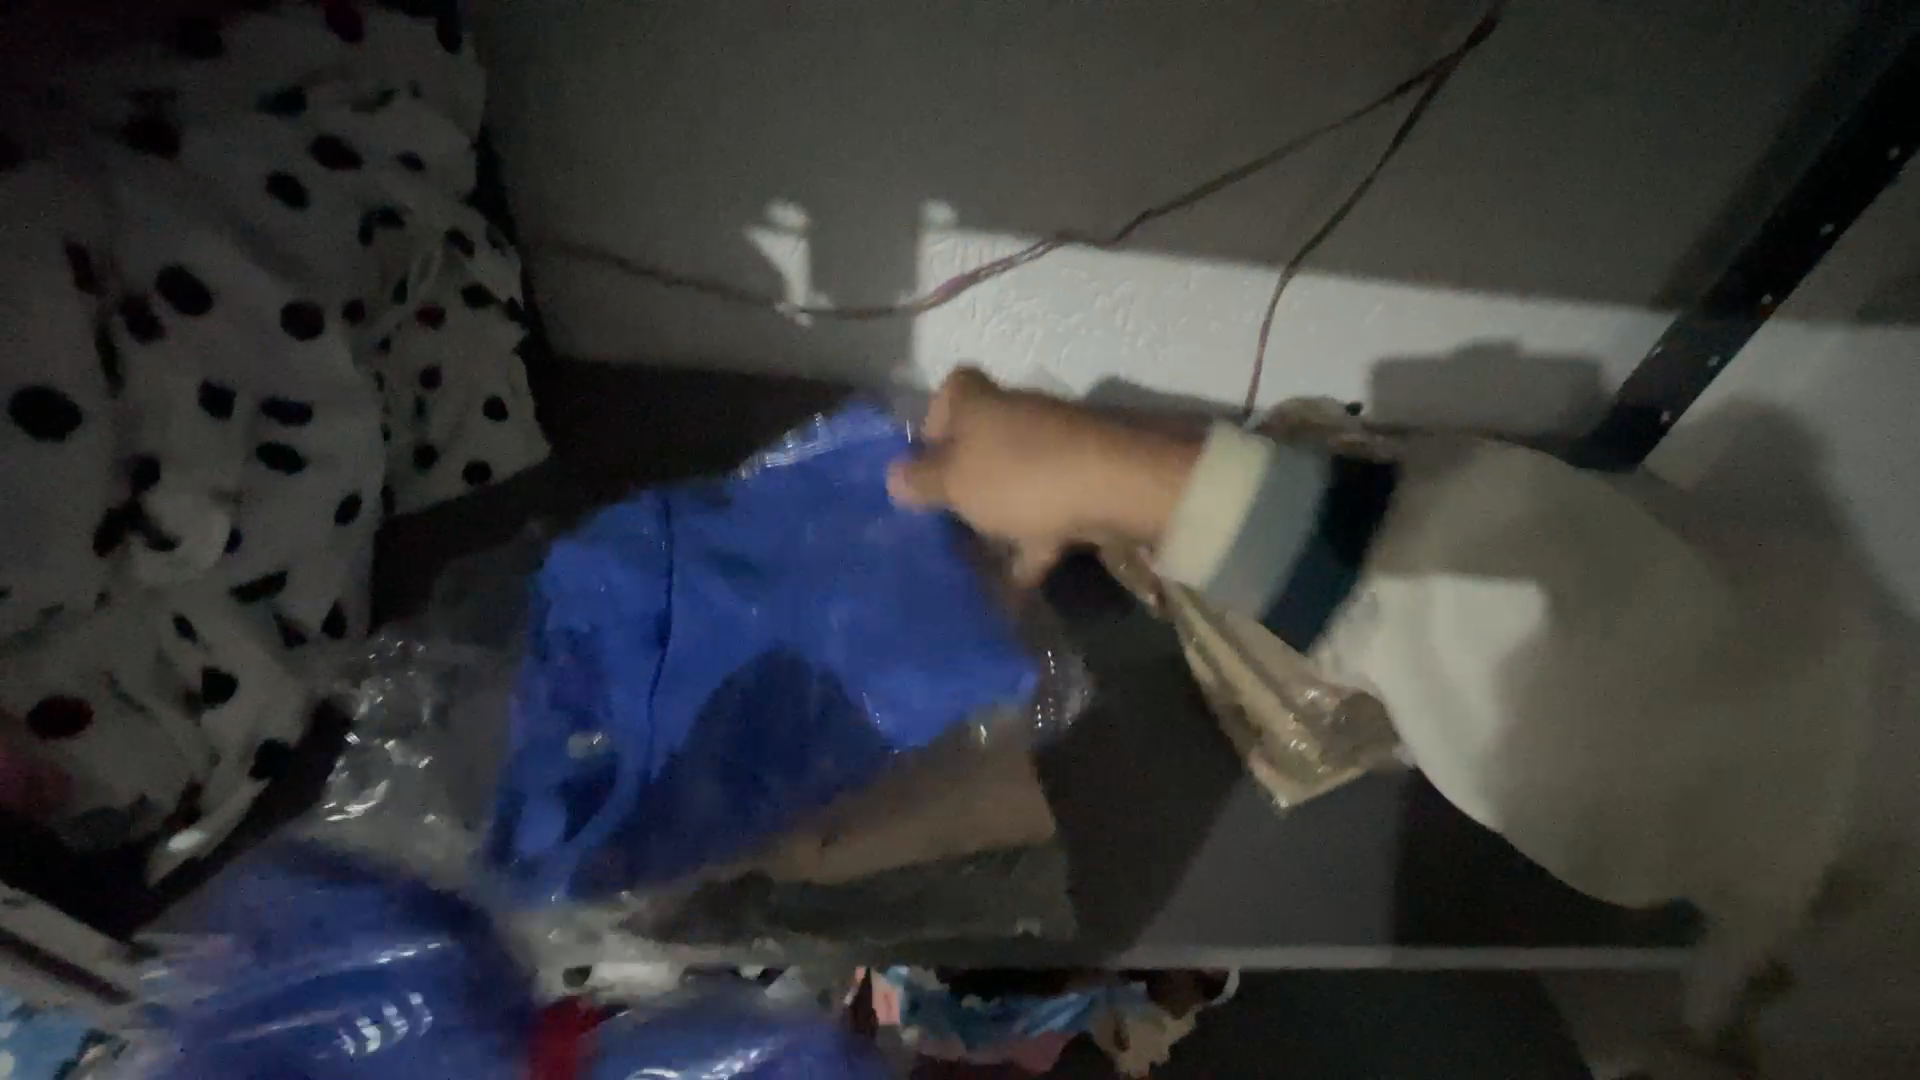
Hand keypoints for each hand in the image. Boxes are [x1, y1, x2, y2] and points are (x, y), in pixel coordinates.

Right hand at [887, 368, 1200, 582]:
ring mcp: (1054, 449)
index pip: (951, 390)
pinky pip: (1047, 517)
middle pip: (982, 442)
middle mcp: (1016, 416)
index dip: (934, 421)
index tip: (924, 460)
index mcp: (978, 403)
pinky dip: (1033, 546)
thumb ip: (919, 480)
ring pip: (1015, 482)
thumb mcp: (953, 481)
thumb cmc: (1017, 476)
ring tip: (974, 562)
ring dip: (998, 517)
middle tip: (943, 519)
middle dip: (964, 481)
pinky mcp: (1083, 482)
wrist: (1113, 487)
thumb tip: (894, 477)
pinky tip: (1016, 590)